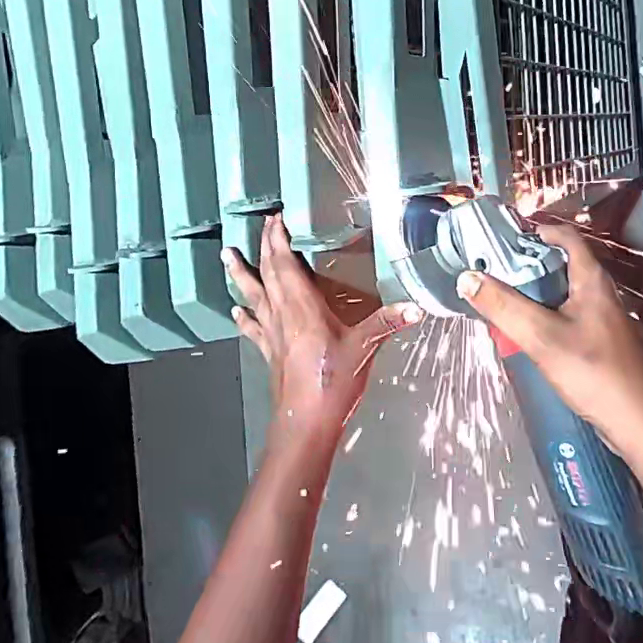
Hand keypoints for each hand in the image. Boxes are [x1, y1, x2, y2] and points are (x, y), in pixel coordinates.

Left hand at [224, 214, 423, 445]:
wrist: (304, 425)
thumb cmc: (332, 382)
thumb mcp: (364, 348)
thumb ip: (388, 323)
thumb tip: (417, 305)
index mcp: (302, 307)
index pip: (284, 264)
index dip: (278, 240)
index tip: (277, 218)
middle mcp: (281, 315)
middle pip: (268, 273)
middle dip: (265, 245)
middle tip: (262, 223)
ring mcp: (271, 334)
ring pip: (253, 295)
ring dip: (240, 274)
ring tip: (226, 256)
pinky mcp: (269, 352)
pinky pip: (252, 327)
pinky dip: (244, 315)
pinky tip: (236, 310)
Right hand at [456, 224, 642, 454]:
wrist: (638, 422)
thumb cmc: (593, 371)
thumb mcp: (541, 337)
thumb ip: (504, 307)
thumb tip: (467, 278)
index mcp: (592, 280)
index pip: (567, 237)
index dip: (538, 231)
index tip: (507, 237)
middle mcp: (600, 292)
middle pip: (562, 264)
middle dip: (529, 263)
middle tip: (496, 270)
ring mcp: (603, 318)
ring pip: (563, 292)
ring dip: (534, 291)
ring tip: (504, 299)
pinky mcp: (601, 341)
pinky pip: (567, 315)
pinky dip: (545, 314)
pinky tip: (527, 332)